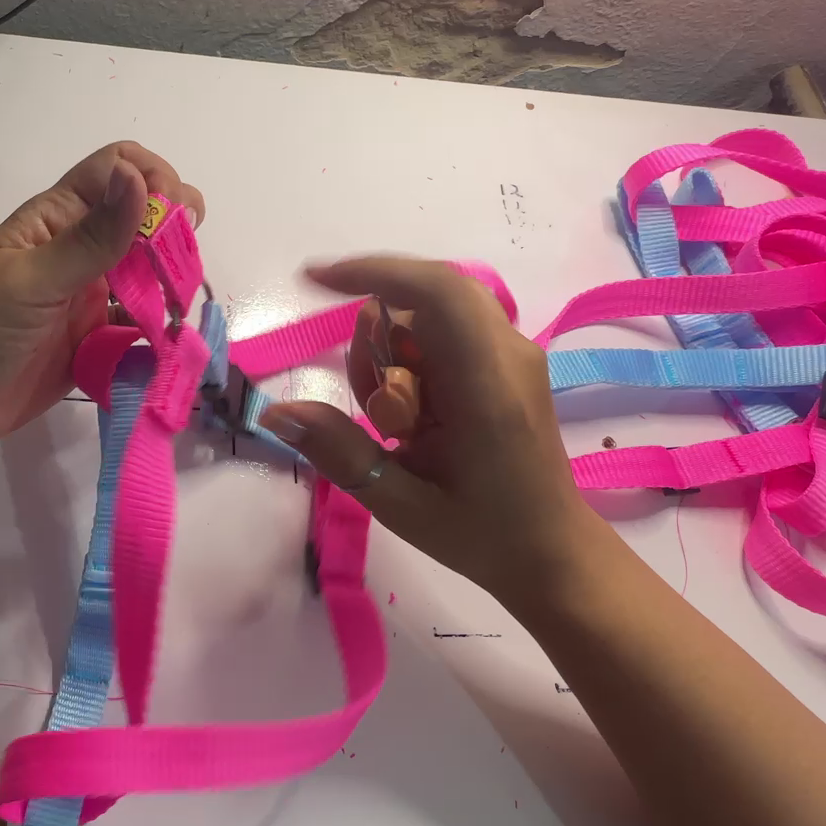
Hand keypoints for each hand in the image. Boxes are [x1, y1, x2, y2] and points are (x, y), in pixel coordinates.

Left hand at [0, 142, 203, 472]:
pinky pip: (137, 330)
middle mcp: (79, 254)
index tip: (176, 218)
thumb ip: (90, 239)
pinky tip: (166, 348)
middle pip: (143, 223)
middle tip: (180, 274)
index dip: (153, 181)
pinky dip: (158, 335)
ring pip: (147, 277)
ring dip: (170, 288)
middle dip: (174, 237)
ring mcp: (87, 300)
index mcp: (57, 220)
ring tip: (176, 314)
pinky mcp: (93, 345)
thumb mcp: (29, 281)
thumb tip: (140, 180)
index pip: (117, 170)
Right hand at [258, 257, 612, 600]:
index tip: (313, 281)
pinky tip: (411, 420)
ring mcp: (510, 355)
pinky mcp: (504, 364)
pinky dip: (409, 366)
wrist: (550, 552)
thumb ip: (337, 450)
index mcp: (487, 386)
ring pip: (428, 319)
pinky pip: (442, 337)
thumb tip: (275, 412)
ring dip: (391, 358)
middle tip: (373, 409)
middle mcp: (507, 354)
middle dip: (377, 337)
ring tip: (395, 428)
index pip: (437, 292)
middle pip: (425, 300)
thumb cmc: (480, 534)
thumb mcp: (396, 502)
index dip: (373, 273)